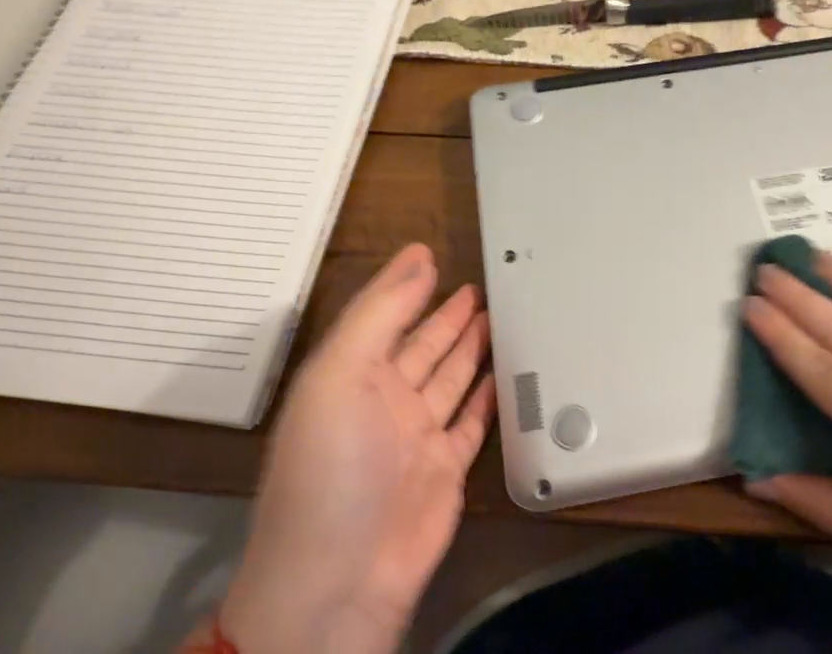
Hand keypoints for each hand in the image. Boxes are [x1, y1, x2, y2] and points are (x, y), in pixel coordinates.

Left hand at [220, 244, 494, 653]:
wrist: (341, 578)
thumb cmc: (330, 468)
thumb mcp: (338, 374)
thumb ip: (379, 315)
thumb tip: (417, 261)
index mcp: (349, 374)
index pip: (383, 316)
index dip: (406, 284)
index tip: (430, 254)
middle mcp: (382, 400)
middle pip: (422, 345)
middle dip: (446, 315)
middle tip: (478, 285)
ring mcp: (415, 436)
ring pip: (450, 378)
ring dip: (469, 347)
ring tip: (497, 315)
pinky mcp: (446, 469)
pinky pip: (472, 422)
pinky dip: (486, 396)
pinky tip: (501, 374)